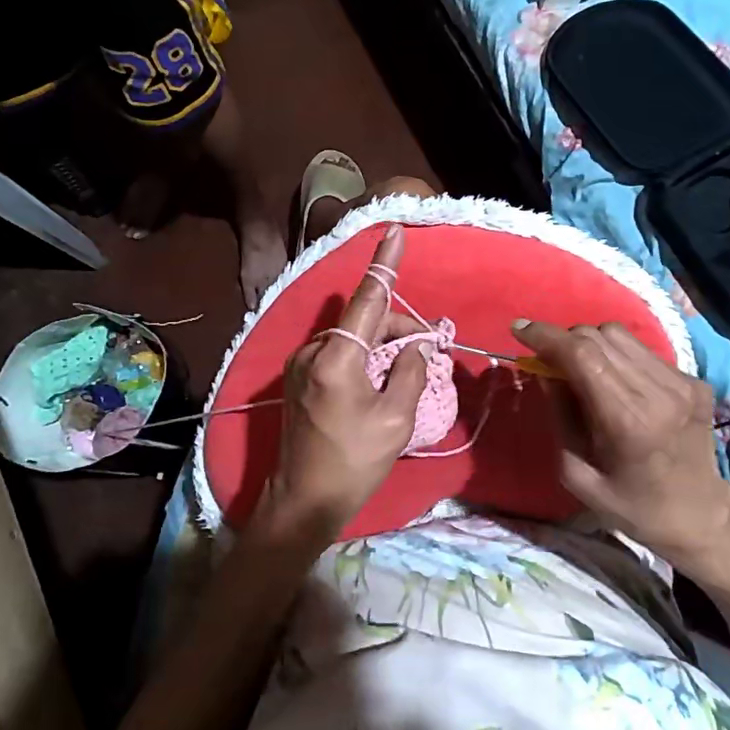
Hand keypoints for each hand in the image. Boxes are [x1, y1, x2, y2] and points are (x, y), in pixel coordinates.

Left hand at [263, 225, 430, 540]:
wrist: (303, 500)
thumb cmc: (353, 463)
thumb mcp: (396, 420)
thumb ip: (410, 372)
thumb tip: (417, 345)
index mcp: (337, 359)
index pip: (367, 300)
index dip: (384, 264)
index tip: (394, 229)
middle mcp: (314, 351)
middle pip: (364, 320)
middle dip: (399, 327)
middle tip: (429, 352)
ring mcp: (302, 364)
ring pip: (353, 336)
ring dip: (383, 344)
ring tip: (409, 370)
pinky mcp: (300, 377)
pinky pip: (340, 352)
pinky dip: (365, 357)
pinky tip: (383, 378)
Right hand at [511, 320, 729, 593]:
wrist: (699, 517)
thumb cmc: (631, 507)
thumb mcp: (577, 473)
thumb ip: (560, 416)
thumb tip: (545, 371)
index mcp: (628, 421)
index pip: (582, 355)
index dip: (546, 337)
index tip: (518, 330)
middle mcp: (659, 393)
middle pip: (599, 337)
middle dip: (564, 340)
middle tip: (546, 360)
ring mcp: (682, 383)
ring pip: (620, 335)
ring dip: (590, 343)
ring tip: (578, 367)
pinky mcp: (694, 381)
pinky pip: (642, 350)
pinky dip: (617, 355)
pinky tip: (613, 380)